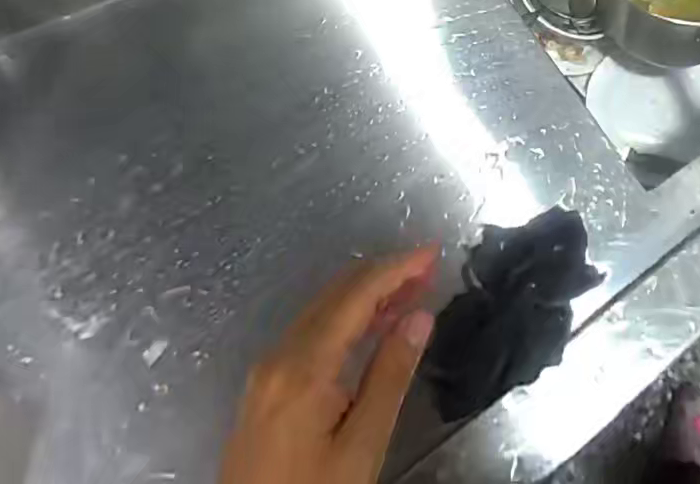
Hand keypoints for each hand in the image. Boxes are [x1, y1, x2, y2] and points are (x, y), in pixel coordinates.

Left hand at [218, 246, 438, 483]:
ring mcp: (268, 370)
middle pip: (339, 292)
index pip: (357, 295)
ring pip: (325, 306)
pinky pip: (314, 328)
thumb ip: (391, 376)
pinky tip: (375, 322)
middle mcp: (280, 356)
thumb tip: (421, 316)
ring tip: (413, 289)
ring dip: (370, 291)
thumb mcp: (361, 447)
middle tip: (429, 269)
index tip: (433, 252)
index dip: (398, 267)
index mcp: (303, 367)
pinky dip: (349, 314)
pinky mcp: (266, 385)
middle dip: (386, 272)